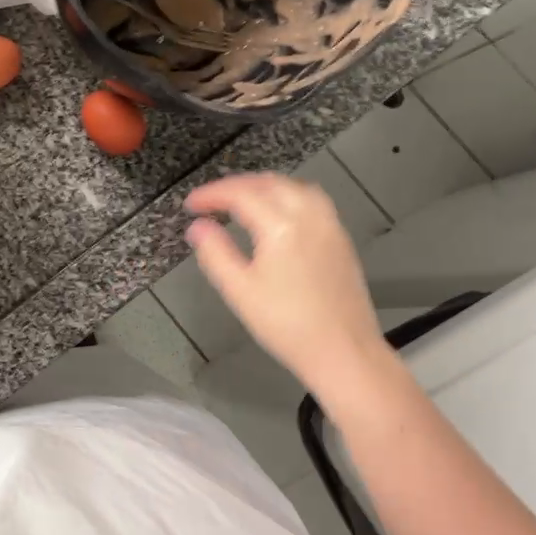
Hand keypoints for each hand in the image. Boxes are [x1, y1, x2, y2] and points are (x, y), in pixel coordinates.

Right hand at [184, 173, 396, 400]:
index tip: (191, 204)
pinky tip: (277, 214)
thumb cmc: (286, 325)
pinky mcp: (340, 240)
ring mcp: (330, 227)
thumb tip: (198, 228)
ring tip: (242, 199)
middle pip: (269, 183)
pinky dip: (287, 196)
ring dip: (264, 186)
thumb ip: (214, 253)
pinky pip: (312, 201)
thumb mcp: (239, 291)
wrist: (344, 351)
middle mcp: (309, 218)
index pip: (240, 195)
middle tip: (211, 199)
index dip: (211, 194)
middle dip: (236, 185)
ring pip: (294, 188)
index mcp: (281, 227)